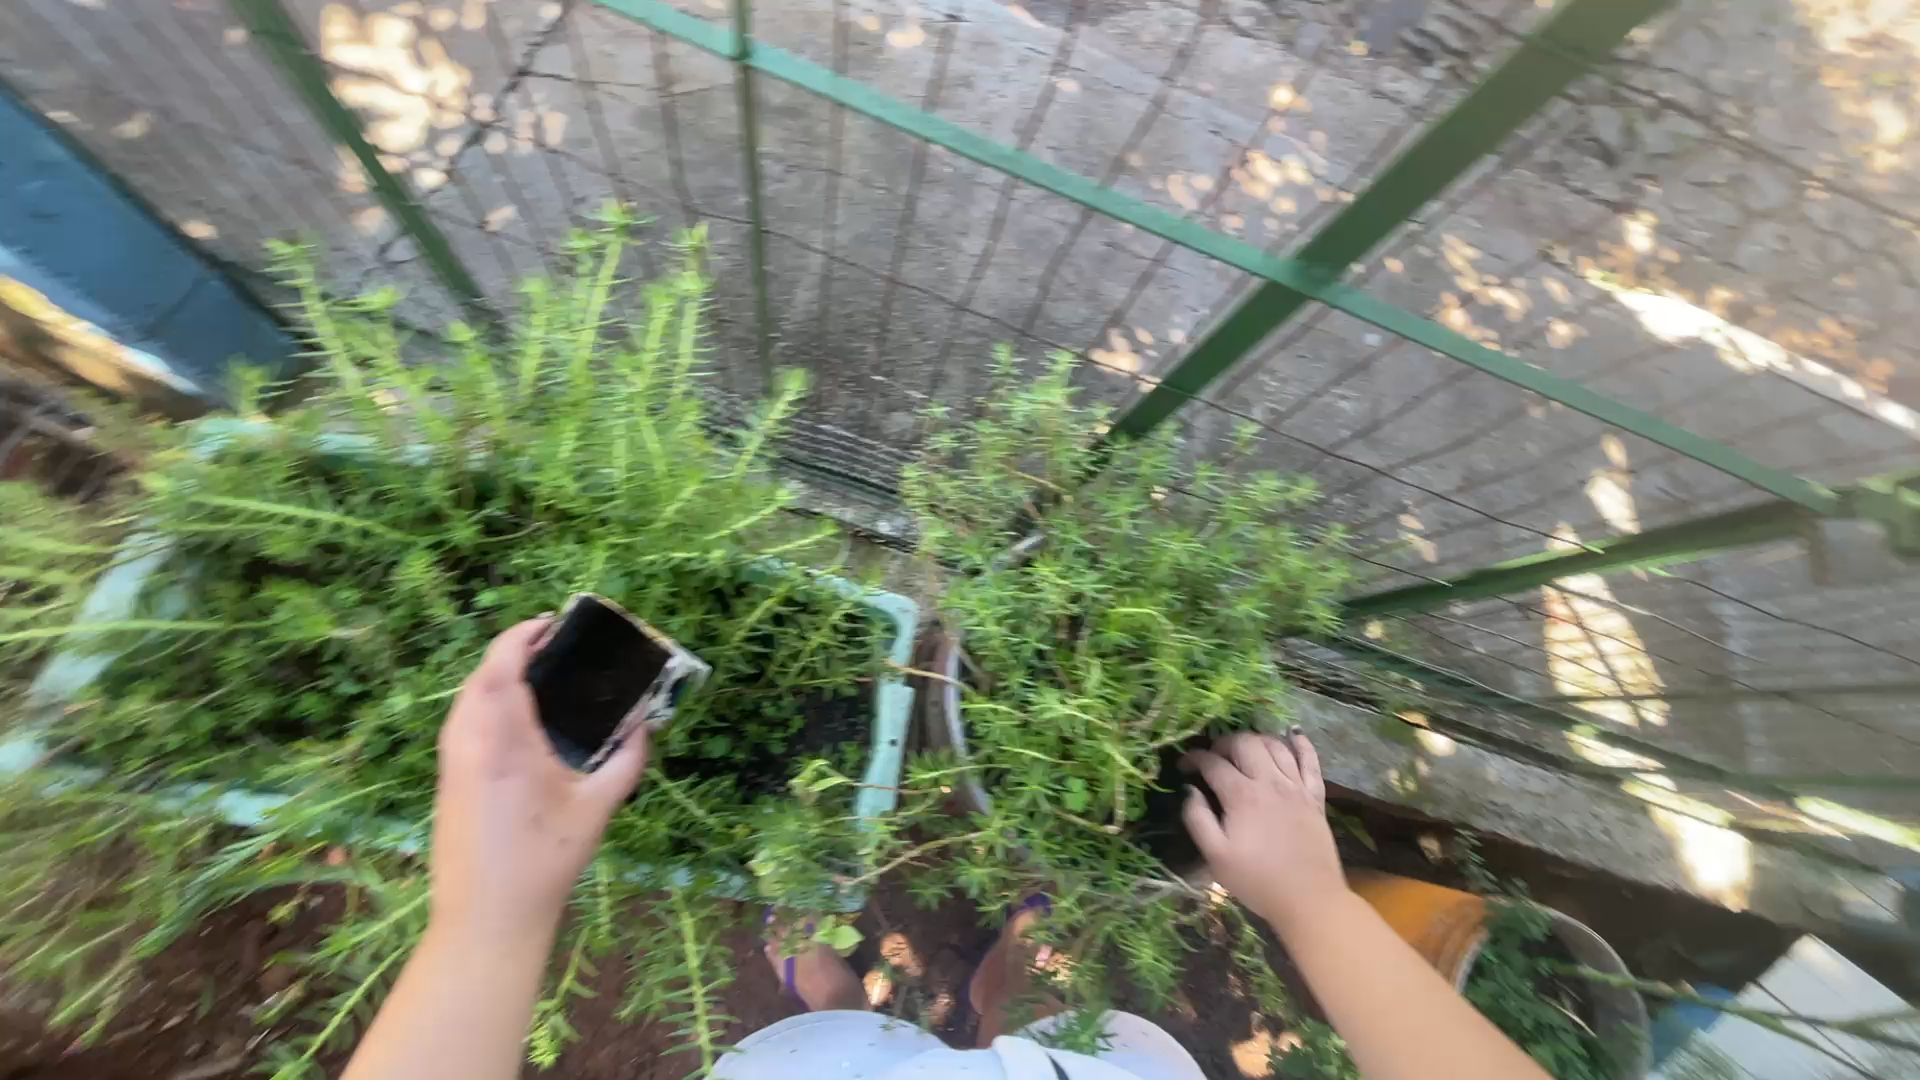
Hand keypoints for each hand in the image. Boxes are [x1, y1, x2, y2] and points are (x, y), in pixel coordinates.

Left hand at [429, 617, 649, 946]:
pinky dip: (481, 703)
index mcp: (507, 746)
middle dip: (507, 652)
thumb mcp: (600, 806)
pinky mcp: (448, 784)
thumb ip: (628, 760)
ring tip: (531, 672)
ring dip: (491, 678)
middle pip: (476, 681)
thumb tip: (646, 727)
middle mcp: (471, 748)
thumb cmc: (547, 859)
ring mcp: (453, 767)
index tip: (549, 623)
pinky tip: (509, 716)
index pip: (500, 673)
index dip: (519, 639)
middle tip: (547, 643)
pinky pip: (460, 726)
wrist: (487, 917)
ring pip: (462, 704)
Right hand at [1182, 728, 1345, 934]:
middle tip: (1212, 757)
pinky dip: (1301, 744)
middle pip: (1245, 743)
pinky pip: (1311, 761)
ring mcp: (1296, 787)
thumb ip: (1197, 818)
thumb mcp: (1215, 855)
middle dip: (1223, 743)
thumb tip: (1189, 790)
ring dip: (1255, 740)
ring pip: (1275, 745)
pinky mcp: (1316, 798)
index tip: (1183, 767)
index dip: (1193, 759)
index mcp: (1242, 795)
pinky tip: (1293, 734)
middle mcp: (1270, 782)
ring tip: (1242, 750)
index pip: (1212, 762)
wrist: (1310, 901)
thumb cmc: (1257, 881)